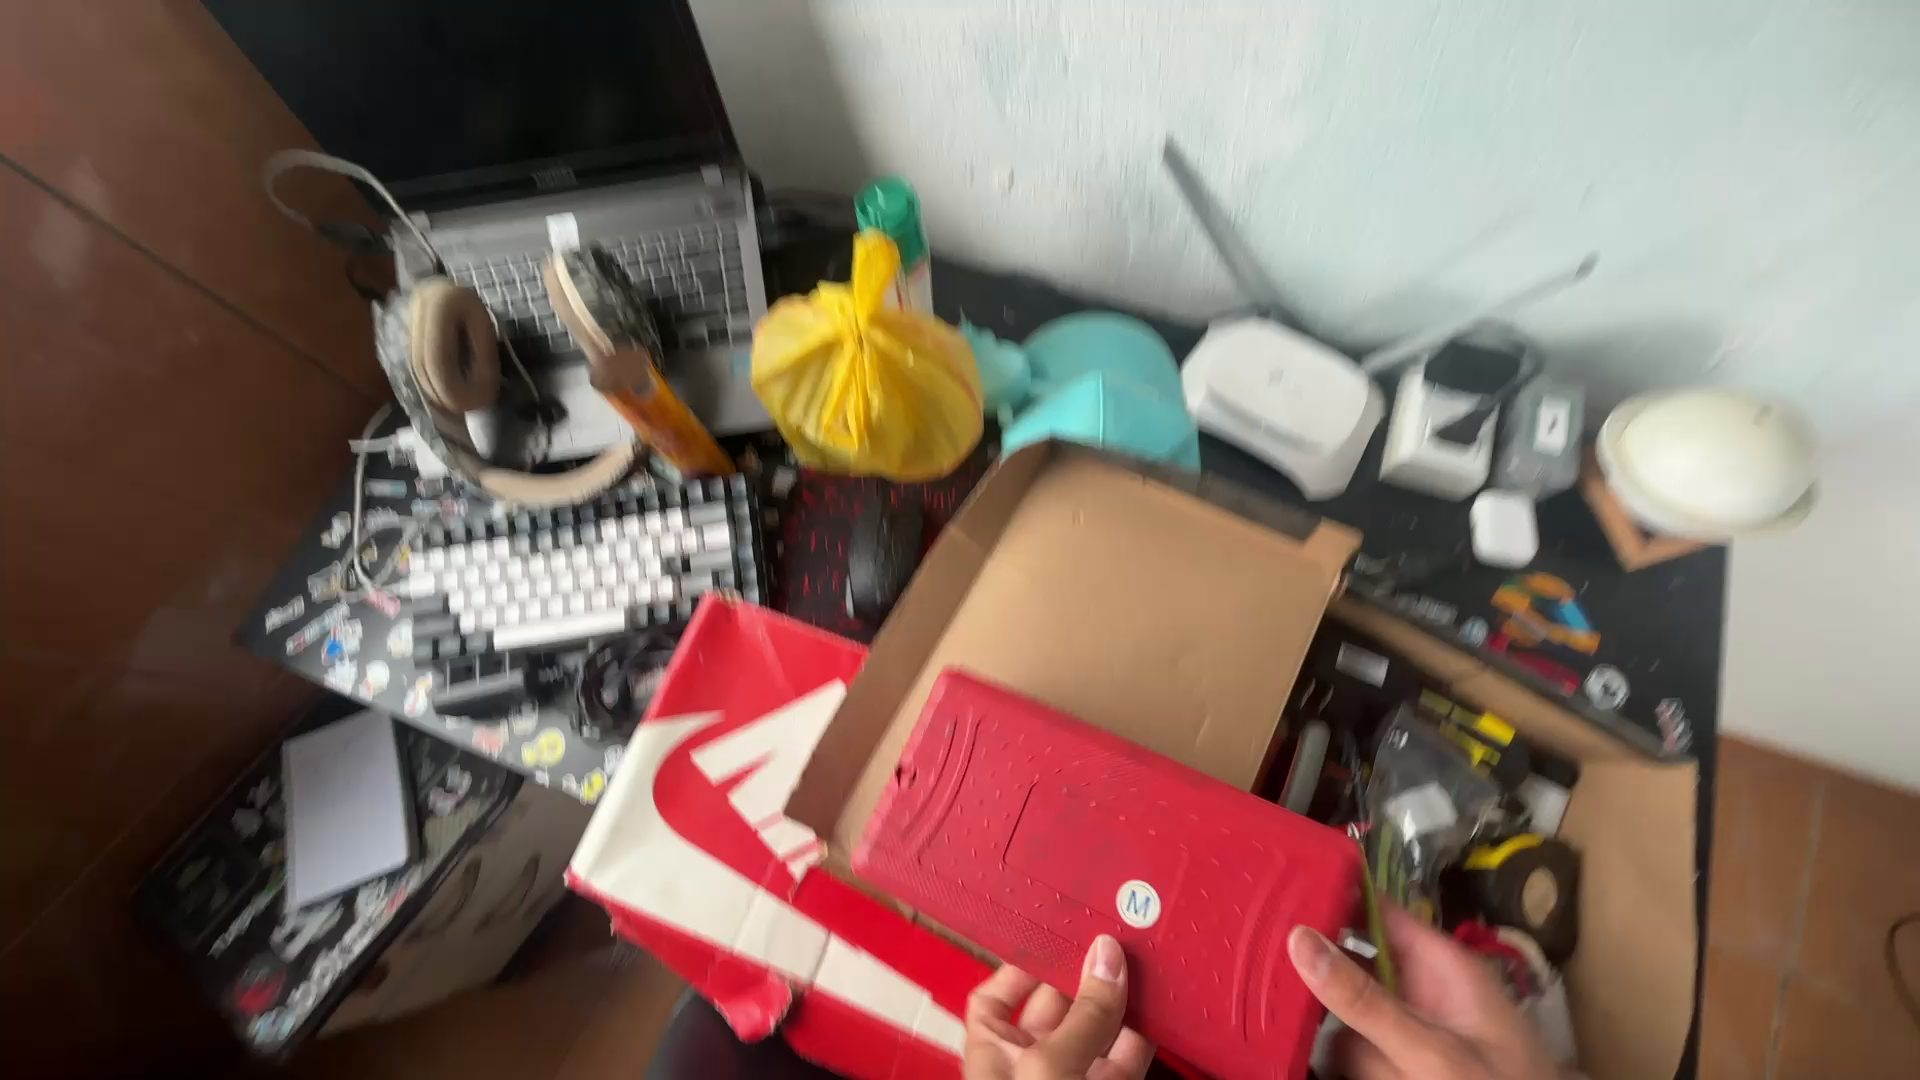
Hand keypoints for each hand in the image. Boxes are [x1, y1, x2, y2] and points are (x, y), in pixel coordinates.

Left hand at [963, 935, 1153, 1079]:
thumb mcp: (1048, 1068)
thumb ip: (1082, 1017)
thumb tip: (1106, 961)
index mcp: (992, 1052)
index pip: (997, 995)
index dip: (1023, 963)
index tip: (1054, 934)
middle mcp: (1030, 1066)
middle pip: (1057, 1005)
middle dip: (1083, 974)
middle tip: (1108, 939)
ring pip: (1095, 1030)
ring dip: (1117, 999)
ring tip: (1137, 961)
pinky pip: (1124, 1058)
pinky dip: (1140, 1035)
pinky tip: (1154, 1009)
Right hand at [1288, 906, 1560, 1078]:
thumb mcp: (1433, 1054)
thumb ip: (1363, 1000)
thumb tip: (1296, 937)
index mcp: (1437, 964)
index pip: (1372, 904)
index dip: (1327, 889)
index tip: (1274, 885)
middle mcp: (1418, 989)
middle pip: (1346, 959)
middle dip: (1316, 973)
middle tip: (1264, 961)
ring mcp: (1407, 1030)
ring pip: (1343, 1011)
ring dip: (1333, 1033)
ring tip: (1345, 1052)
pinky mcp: (1398, 1065)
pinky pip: (1351, 1048)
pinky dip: (1341, 1058)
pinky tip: (1324, 1059)